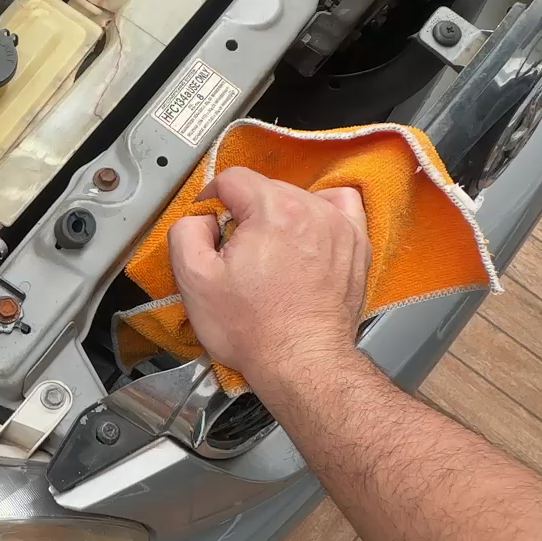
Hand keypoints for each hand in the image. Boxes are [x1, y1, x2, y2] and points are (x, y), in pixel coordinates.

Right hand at [167, 167, 368, 389]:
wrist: (299, 361)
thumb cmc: (251, 328)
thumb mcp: (192, 279)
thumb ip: (185, 232)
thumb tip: (200, 218)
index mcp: (272, 211)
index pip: (232, 178)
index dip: (209, 197)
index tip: (206, 222)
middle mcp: (311, 210)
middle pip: (264, 188)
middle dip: (242, 211)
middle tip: (231, 251)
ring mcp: (339, 226)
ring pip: (296, 198)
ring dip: (275, 217)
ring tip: (264, 253)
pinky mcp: (355, 245)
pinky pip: (338, 207)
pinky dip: (316, 213)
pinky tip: (301, 234)